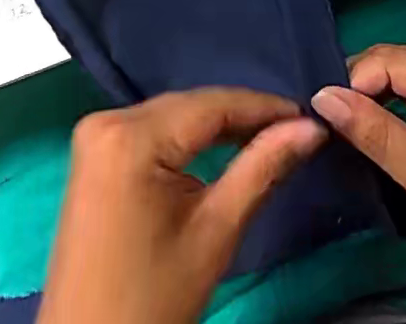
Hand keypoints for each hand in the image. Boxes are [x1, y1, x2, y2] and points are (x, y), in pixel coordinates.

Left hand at [37, 88, 326, 323]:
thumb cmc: (152, 300)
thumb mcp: (215, 231)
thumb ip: (262, 168)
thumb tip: (310, 128)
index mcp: (131, 137)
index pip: (211, 105)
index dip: (263, 107)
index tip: (307, 115)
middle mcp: (107, 121)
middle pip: (191, 106)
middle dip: (243, 115)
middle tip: (293, 127)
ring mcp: (96, 134)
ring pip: (174, 114)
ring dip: (218, 124)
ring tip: (268, 134)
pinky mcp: (95, 150)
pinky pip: (153, 127)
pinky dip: (189, 135)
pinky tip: (222, 143)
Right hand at [312, 45, 405, 323]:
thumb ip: (374, 132)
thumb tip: (323, 97)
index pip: (386, 61)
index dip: (351, 86)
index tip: (324, 121)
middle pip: (391, 62)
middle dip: (359, 91)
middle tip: (330, 128)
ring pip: (398, 74)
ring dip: (372, 99)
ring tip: (347, 130)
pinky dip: (391, 105)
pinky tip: (375, 128)